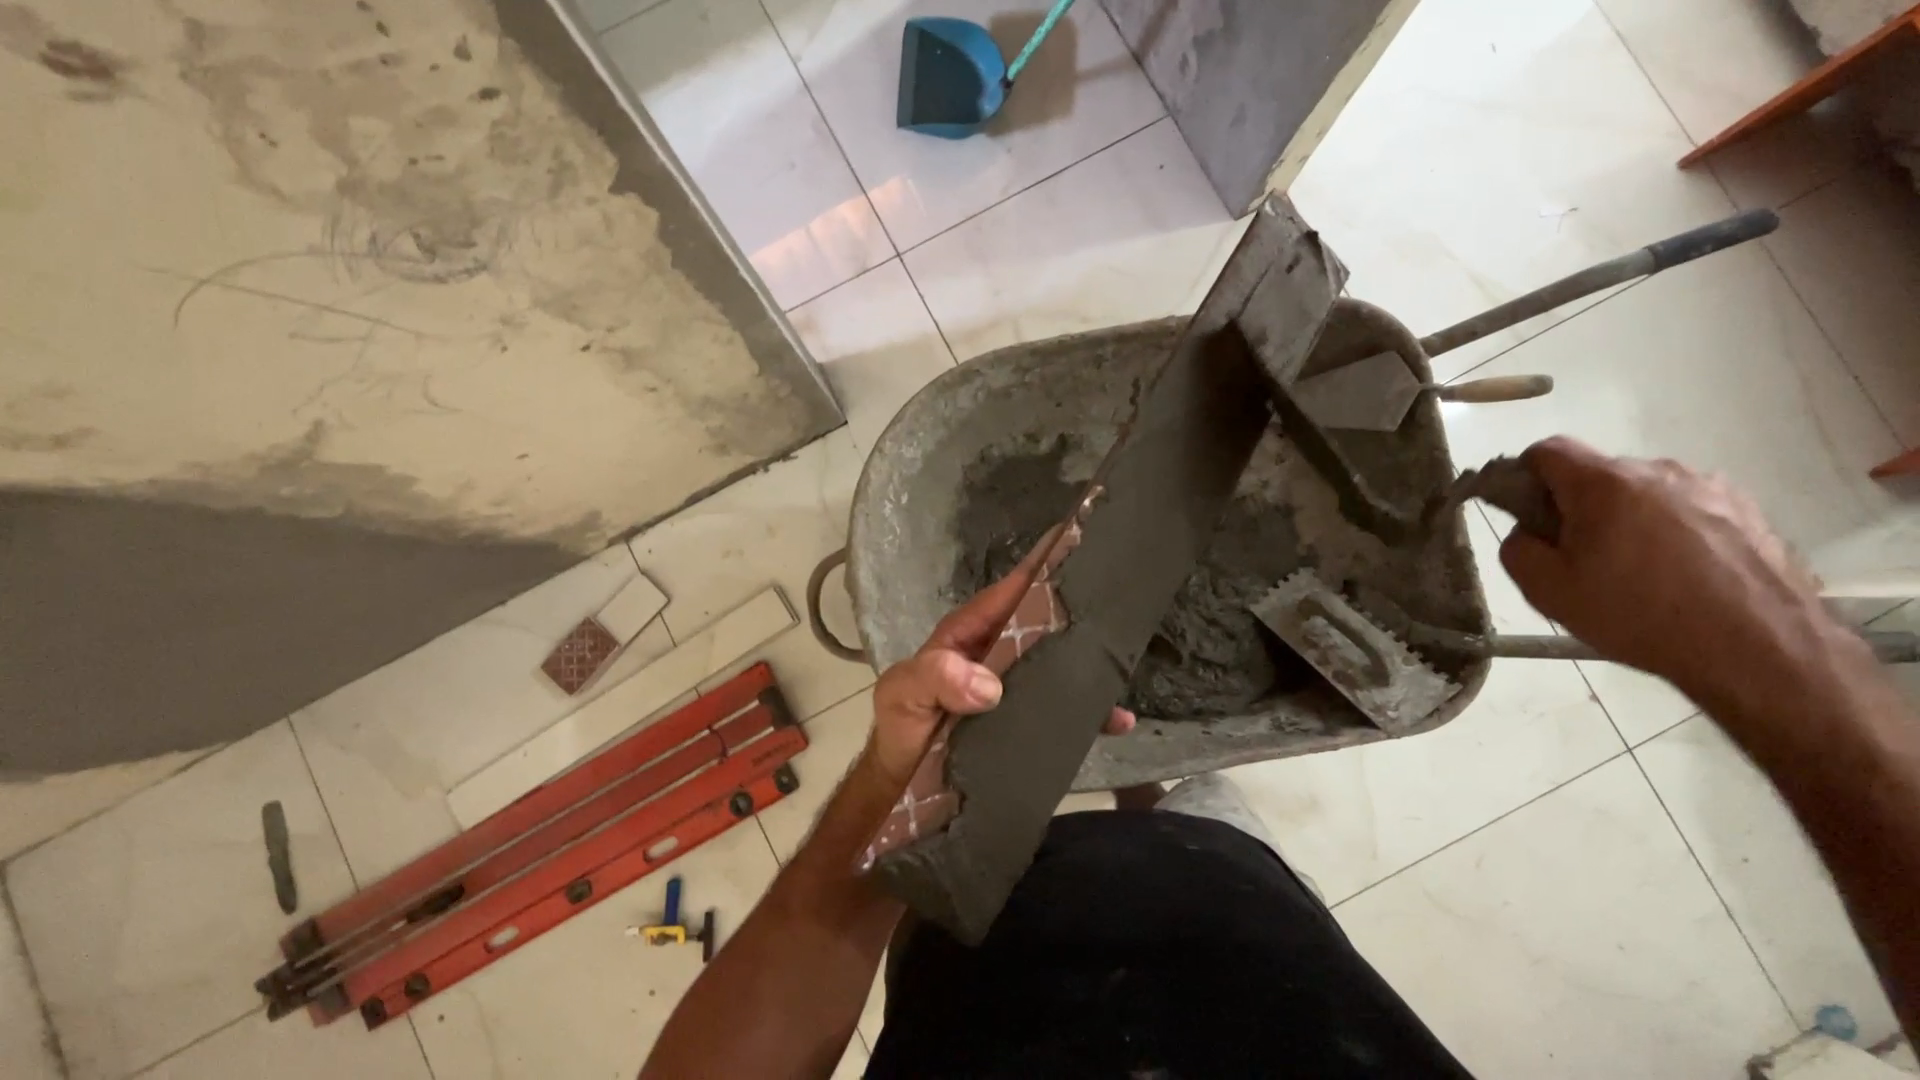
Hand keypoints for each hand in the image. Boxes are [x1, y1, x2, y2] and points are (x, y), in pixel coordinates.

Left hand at [863, 537, 1135, 787]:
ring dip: (1090, 664)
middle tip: (1120, 600)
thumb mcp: (904, 692)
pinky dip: (1092, 714)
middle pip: (1044, 626)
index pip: (1011, 592)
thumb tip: (991, 686)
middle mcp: (998, 654)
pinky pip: (1064, 713)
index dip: (1042, 570)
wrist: (901, 783)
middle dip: (1077, 613)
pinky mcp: (1027, 722)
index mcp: (970, 633)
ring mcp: (1015, 688)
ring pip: (1059, 666)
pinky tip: (1118, 720)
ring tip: (1123, 659)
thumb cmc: (899, 725)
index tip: (1080, 547)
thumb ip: (936, 678)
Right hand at [1498, 437, 1830, 702]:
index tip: (1528, 515)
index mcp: (1602, 483)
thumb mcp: (1547, 591)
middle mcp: (1656, 470)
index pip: (1547, 450)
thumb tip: (1528, 531)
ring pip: (1645, 493)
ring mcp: (1708, 486)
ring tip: (1641, 572)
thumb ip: (1517, 549)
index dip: (1525, 476)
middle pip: (1598, 475)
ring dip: (1631, 519)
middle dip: (1581, 506)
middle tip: (1583, 558)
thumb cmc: (1637, 614)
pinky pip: (1689, 509)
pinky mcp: (1747, 509)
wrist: (1757, 644)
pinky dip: (1674, 532)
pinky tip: (1683, 575)